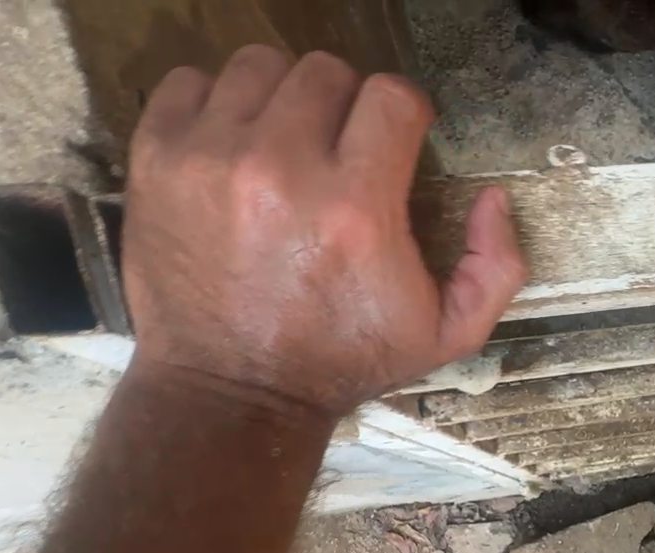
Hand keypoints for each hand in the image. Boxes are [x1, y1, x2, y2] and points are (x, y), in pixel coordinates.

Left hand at [122, 47, 527, 417]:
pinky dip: (224, 101)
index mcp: (361, 210)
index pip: (391, 98)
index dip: (409, 111)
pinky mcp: (156, 155)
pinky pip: (190, 81)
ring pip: (259, 66)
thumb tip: (494, 197)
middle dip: (351, 102)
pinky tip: (244, 143)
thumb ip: (497, 267)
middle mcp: (283, 168)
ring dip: (289, 96)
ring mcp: (211, 155)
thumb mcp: (454, 333)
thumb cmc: (355, 358)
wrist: (241, 385)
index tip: (405, 137)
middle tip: (352, 145)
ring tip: (298, 141)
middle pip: (325, 71)